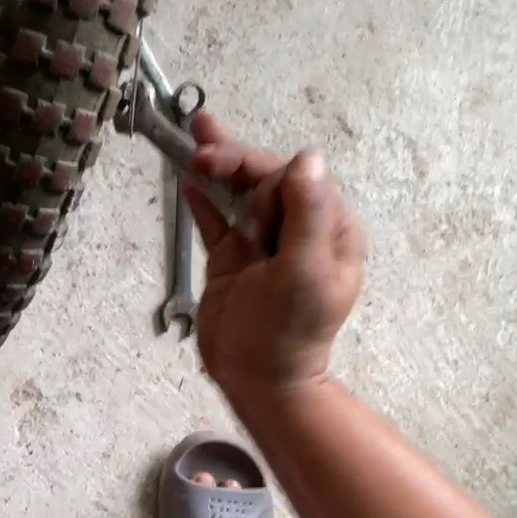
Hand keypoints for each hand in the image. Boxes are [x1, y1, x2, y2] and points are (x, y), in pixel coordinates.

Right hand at [184, 112, 368, 397]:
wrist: (258, 378)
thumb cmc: (287, 330)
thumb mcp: (304, 272)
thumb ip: (307, 215)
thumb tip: (306, 157)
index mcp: (328, 228)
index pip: (297, 178)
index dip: (262, 170)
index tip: (225, 177)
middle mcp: (297, 229)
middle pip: (265, 179)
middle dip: (234, 159)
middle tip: (200, 145)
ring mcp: (261, 244)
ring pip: (240, 195)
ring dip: (218, 168)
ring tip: (195, 139)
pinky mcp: (232, 260)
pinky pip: (218, 222)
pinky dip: (204, 202)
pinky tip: (189, 182)